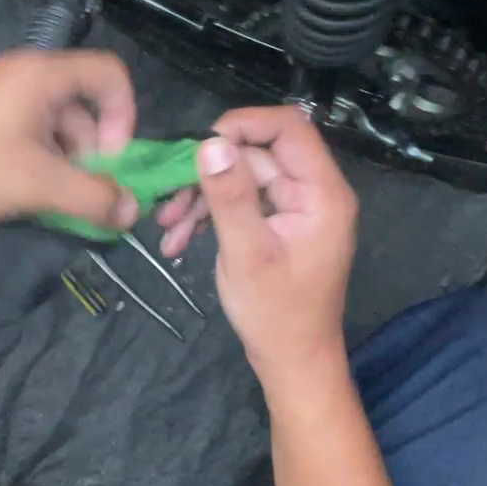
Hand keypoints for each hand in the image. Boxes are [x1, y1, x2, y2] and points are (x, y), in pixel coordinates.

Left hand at [0, 49, 139, 238]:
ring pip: (48, 124)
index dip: (125, 115)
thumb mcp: (37, 185)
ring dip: (60, 162)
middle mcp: (18, 73)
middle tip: (76, 193)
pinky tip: (14, 192)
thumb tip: (133, 210)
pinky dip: (30, 160)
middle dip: (89, 151)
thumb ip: (92, 197)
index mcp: (41, 74)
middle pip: (79, 104)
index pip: (109, 74)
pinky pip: (18, 132)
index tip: (111, 161)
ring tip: (43, 200)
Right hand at [159, 106, 356, 380]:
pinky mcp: (278, 223)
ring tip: (167, 228)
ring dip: (200, 198)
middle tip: (166, 202)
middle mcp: (313, 192)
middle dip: (207, 175)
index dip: (242, 126)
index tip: (198, 146)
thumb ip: (230, 196)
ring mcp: (295, 208)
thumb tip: (210, 144)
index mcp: (320, 193)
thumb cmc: (276, 312)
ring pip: (241, 178)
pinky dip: (209, 215)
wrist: (291, 360)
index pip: (288, 128)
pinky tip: (179, 240)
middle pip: (255, 156)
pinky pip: (240, 202)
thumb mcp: (246, 253)